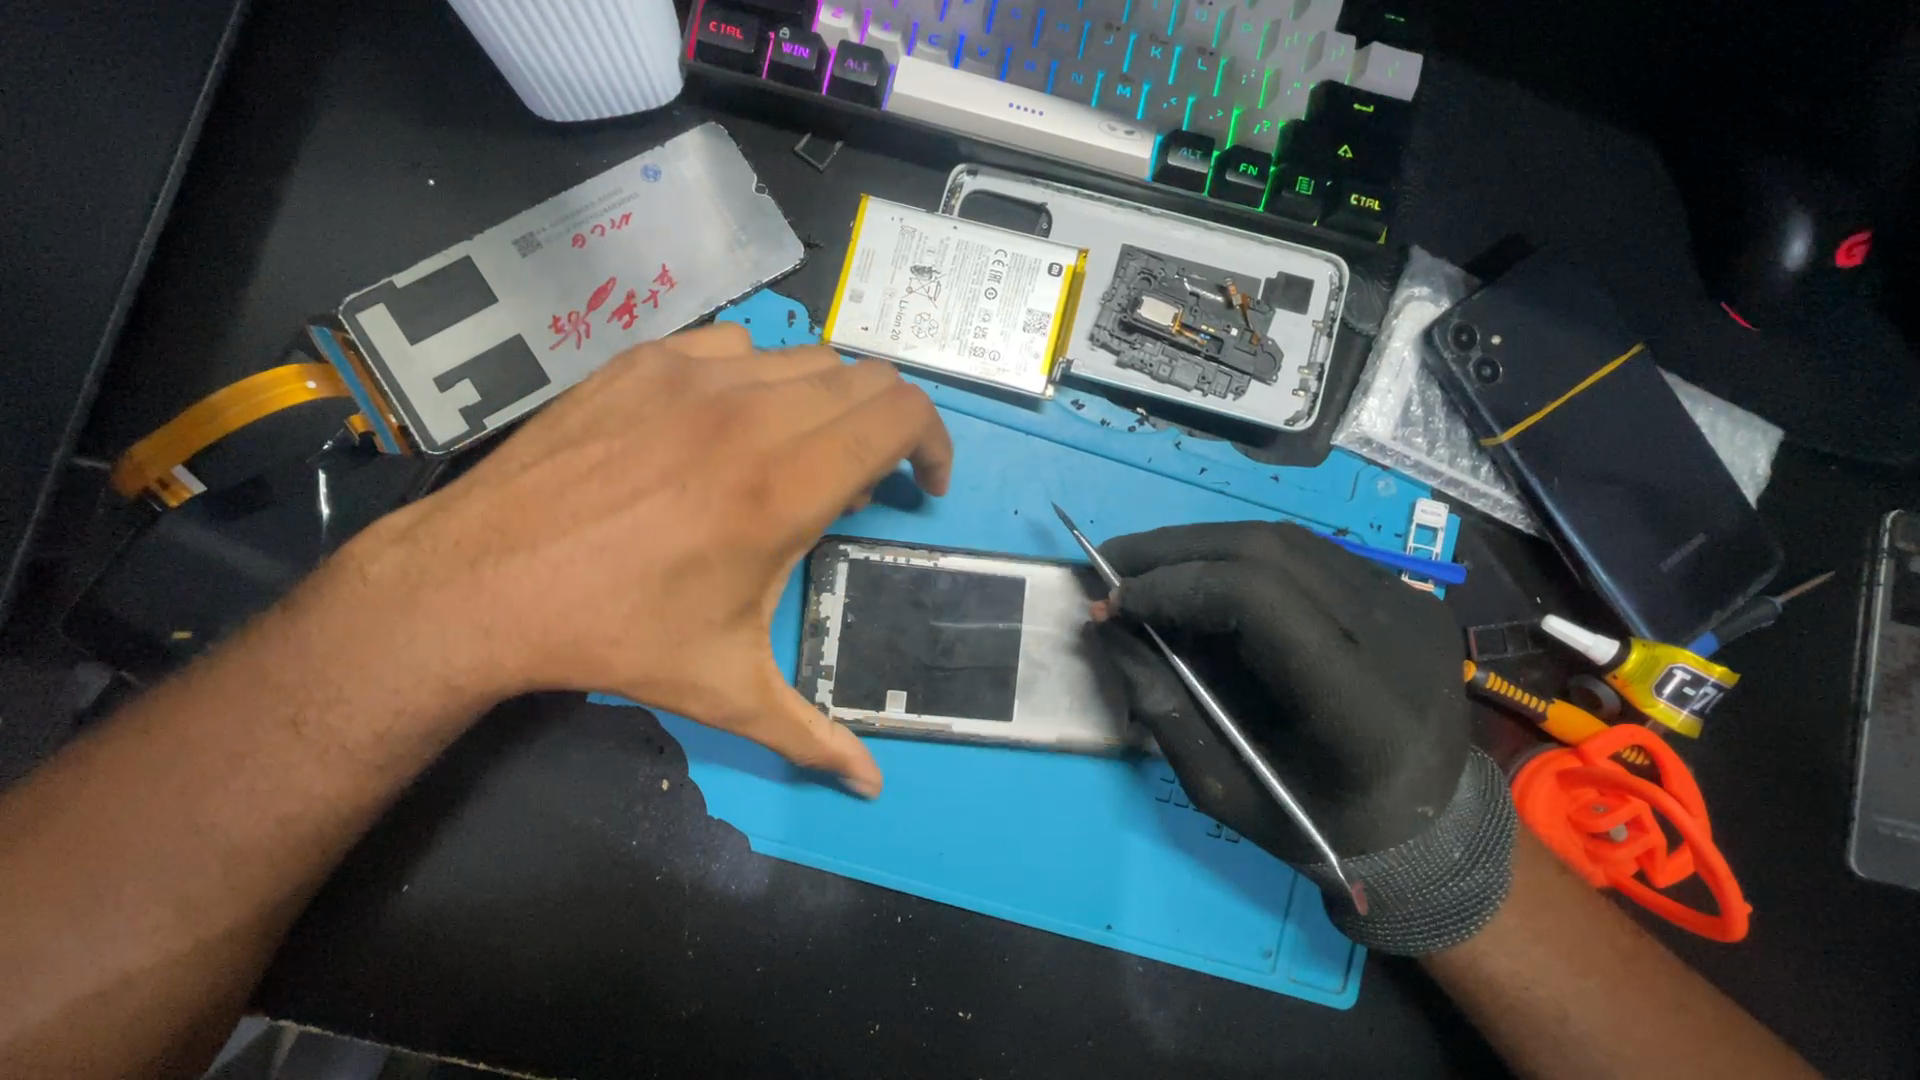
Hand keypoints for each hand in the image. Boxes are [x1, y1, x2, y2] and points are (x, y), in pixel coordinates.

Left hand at [339, 324, 951, 795]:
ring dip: (827, 405)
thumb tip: (872, 788)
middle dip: (888, 428)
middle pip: (869, 379)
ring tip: (795, 458)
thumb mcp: (726, 691)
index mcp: (785, 487)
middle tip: (863, 483)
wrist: (479, 585)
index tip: (921, 487)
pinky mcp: (647, 360)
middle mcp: (751, 414)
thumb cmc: (616, 636)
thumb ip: (813, 735)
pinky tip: (727, 428)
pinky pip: (739, 348)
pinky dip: (761, 381)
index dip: (934, 445)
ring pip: (807, 360)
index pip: (901, 417)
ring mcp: (695, 376)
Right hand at [1090, 522, 1516, 953]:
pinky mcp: (1405, 591)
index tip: (1112, 604)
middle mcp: (1396, 637)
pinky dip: (1238, 556)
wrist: (1431, 826)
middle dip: (1173, 551)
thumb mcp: (1225, 791)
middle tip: (1109, 565)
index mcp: (1360, 707)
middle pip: (1268, 551)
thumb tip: (1108, 628)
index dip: (1174, 587)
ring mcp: (1409, 603)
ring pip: (1284, 540)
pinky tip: (1200, 575)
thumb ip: (1163, 708)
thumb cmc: (1319, 823)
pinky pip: (1306, 552)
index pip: (1258, 600)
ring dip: (1200, 545)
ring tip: (1142, 566)